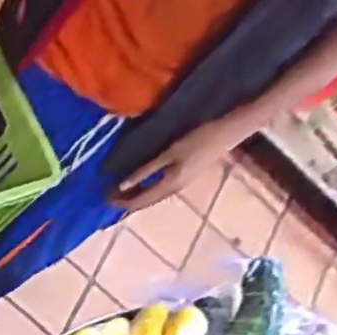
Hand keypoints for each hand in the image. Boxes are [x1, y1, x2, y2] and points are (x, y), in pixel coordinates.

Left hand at [111, 116, 247, 211]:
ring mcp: (180, 185)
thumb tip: (121, 186)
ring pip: (152, 198)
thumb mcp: (170, 153)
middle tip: (107, 197)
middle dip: (125, 202)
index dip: (119, 202)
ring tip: (119, 193)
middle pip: (143, 203)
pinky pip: (159, 191)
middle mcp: (173, 190)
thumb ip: (146, 170)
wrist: (233, 128)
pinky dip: (145, 191)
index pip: (137, 202)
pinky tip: (140, 185)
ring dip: (135, 198)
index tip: (103, 198)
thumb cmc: (201, 138)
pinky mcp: (185, 177)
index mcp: (168, 186)